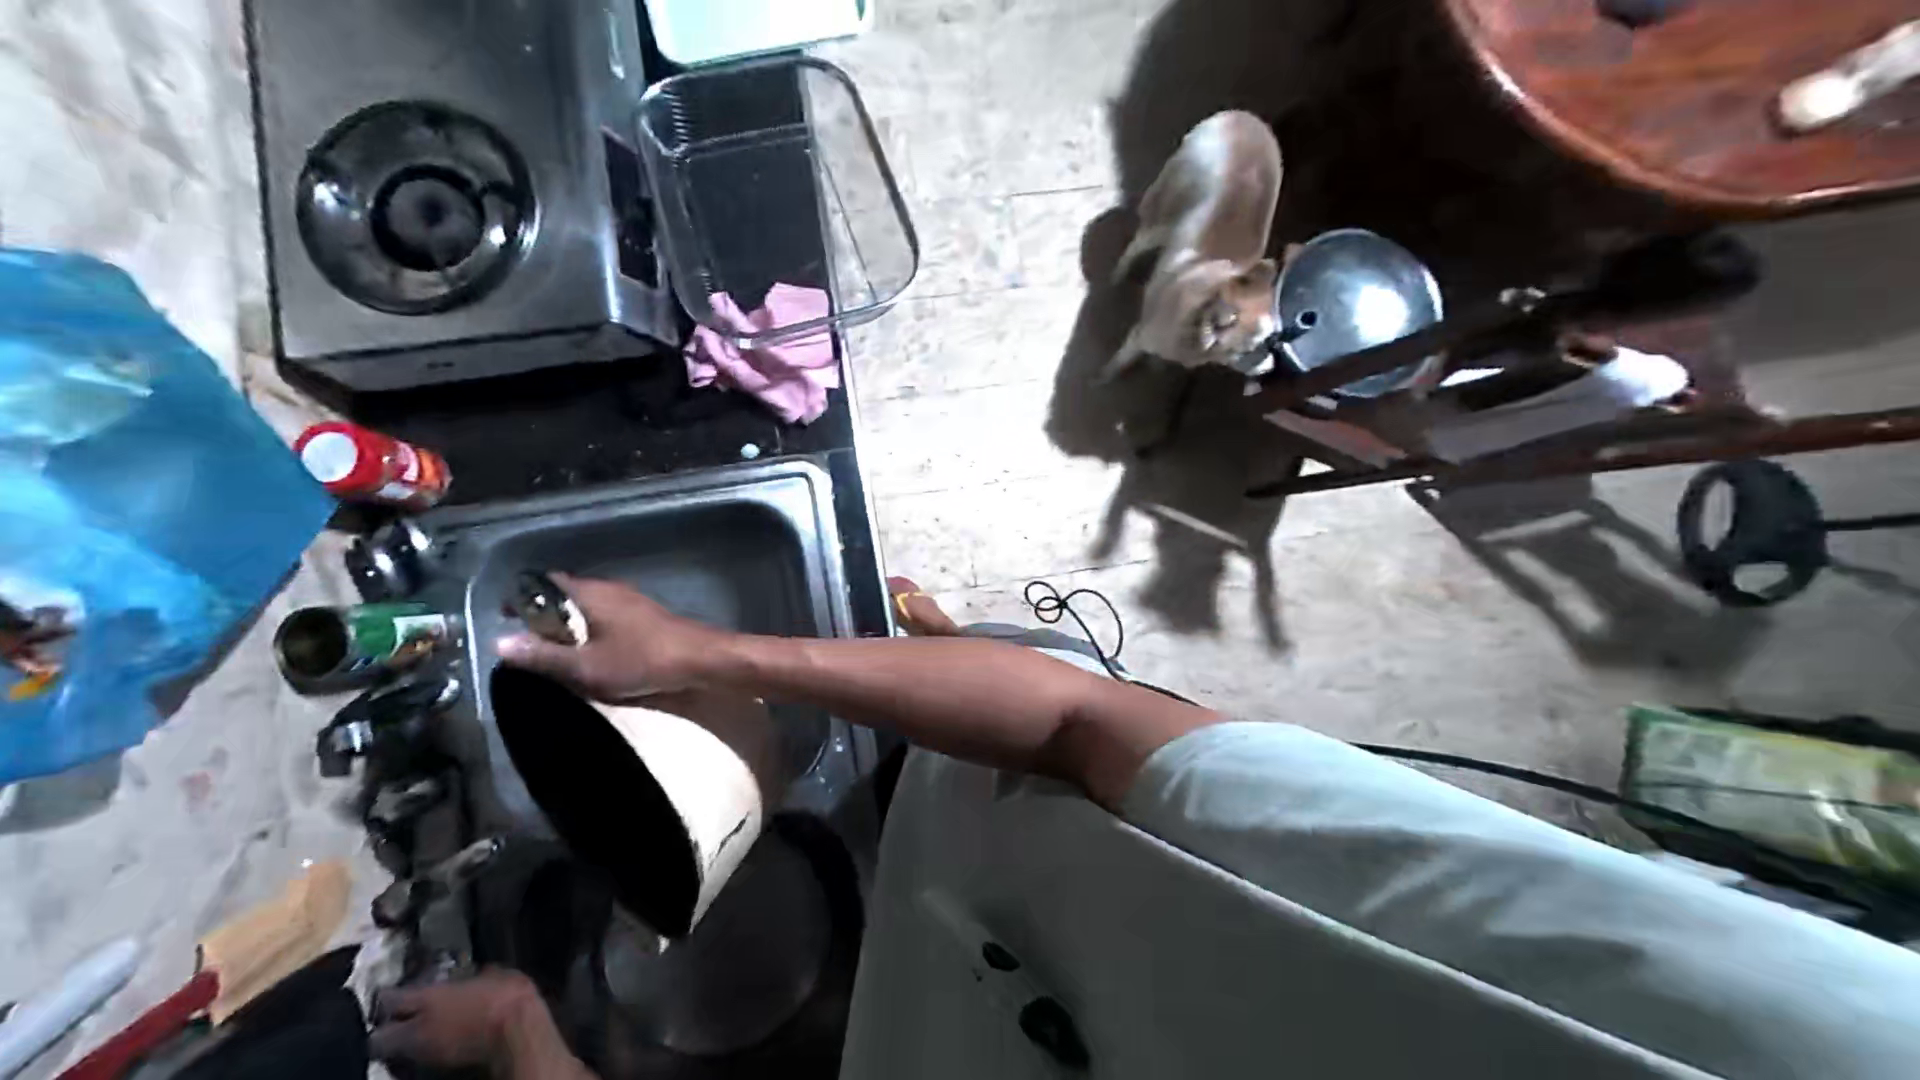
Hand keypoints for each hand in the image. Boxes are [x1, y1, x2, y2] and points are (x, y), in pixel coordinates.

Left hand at [368, 969, 542, 1068]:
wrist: (516, 1035)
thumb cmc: (507, 996)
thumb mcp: (496, 975)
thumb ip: (476, 977)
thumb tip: (474, 973)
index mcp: (431, 999)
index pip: (390, 1000)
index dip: (387, 996)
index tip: (391, 991)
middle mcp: (417, 1029)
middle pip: (377, 1039)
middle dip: (383, 1030)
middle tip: (396, 1019)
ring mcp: (424, 1053)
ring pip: (396, 1053)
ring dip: (402, 1043)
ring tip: (418, 1032)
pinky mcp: (435, 1069)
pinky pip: (415, 1061)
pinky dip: (419, 1053)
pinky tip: (436, 1043)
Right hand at [495, 574, 729, 699]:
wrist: (700, 658)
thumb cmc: (641, 659)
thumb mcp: (585, 666)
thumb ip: (542, 655)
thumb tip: (498, 642)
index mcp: (590, 593)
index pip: (545, 582)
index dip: (521, 597)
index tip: (502, 617)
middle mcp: (609, 589)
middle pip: (565, 594)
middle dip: (542, 614)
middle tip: (524, 641)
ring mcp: (630, 601)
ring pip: (587, 606)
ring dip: (568, 624)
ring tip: (552, 650)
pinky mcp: (644, 617)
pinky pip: (606, 617)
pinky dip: (590, 630)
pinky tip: (589, 652)